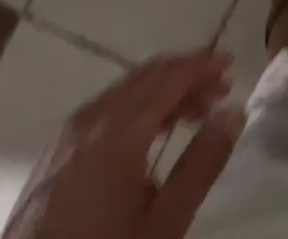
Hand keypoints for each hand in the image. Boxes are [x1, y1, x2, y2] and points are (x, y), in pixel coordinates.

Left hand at [3, 49, 238, 238]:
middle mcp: (89, 122)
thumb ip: (202, 163)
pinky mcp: (53, 156)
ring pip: (123, 92)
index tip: (232, 64)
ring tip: (194, 113)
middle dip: (185, 76)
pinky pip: (103, 111)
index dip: (202, 65)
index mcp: (117, 133)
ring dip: (162, 92)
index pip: (168, 79)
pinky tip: (149, 134)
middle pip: (145, 78)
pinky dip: (135, 107)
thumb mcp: (165, 222)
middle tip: (221, 90)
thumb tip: (234, 112)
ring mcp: (66, 137)